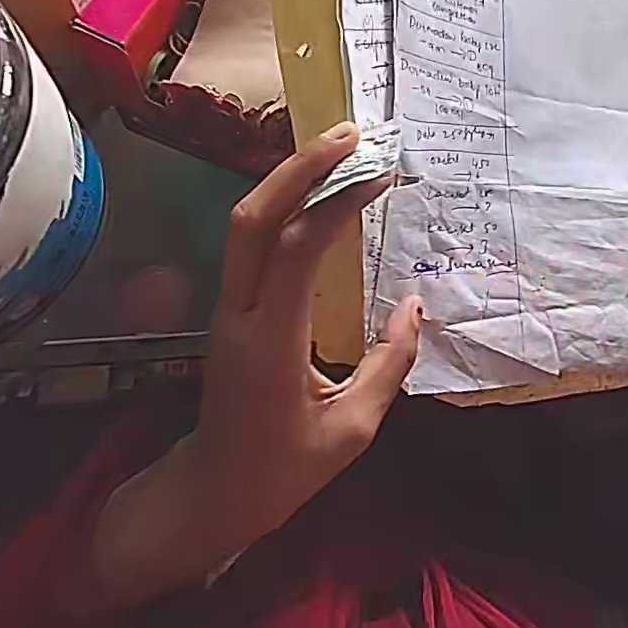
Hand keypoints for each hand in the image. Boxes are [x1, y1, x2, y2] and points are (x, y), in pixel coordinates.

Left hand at [183, 123, 423, 540]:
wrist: (211, 492)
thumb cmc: (281, 470)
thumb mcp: (351, 431)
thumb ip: (389, 365)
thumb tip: (416, 305)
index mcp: (269, 342)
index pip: (297, 251)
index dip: (337, 204)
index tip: (378, 176)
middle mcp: (240, 310)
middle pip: (254, 218)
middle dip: (300, 167)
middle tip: (349, 134)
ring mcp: (229, 302)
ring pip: (246, 221)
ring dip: (289, 177)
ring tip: (336, 147)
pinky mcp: (234, 301)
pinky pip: (254, 237)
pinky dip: (285, 202)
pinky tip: (316, 189)